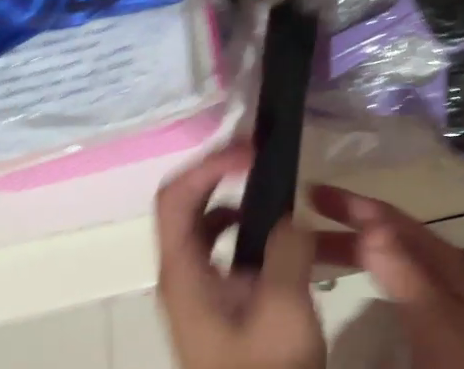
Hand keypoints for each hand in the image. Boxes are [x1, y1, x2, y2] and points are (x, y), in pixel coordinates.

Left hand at [155, 143, 327, 368]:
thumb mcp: (284, 311)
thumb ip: (287, 250)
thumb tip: (289, 211)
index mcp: (182, 273)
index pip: (175, 197)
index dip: (208, 164)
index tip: (252, 151)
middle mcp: (180, 275)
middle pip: (187, 204)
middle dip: (222, 174)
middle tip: (265, 159)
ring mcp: (196, 290)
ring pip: (206, 225)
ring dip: (236, 199)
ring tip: (276, 191)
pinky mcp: (216, 303)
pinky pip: (223, 249)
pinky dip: (246, 228)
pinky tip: (279, 236)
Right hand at [309, 185, 463, 368]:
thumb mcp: (436, 319)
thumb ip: (404, 273)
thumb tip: (368, 223)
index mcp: (440, 258)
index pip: (389, 217)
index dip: (351, 202)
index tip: (309, 192)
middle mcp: (438, 268)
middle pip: (385, 235)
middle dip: (344, 226)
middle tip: (298, 226)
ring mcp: (436, 296)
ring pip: (387, 260)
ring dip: (353, 250)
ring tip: (313, 254)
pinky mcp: (433, 324)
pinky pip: (391, 286)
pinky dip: (366, 277)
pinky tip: (351, 290)